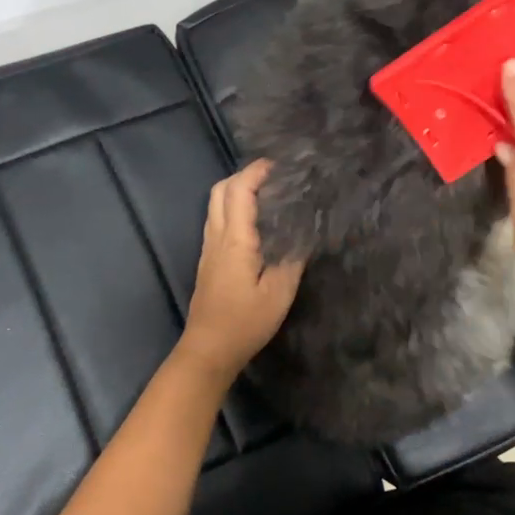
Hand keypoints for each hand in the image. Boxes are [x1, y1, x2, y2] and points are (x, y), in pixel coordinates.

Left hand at [177, 161, 306, 377]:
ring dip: (236, 191)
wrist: (208, 350)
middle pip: (220, 190)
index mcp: (235, 240)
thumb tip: (306, 231)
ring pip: (215, 205)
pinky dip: (233, 209)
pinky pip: (217, 222)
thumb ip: (292, 258)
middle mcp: (217, 237)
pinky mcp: (208, 261)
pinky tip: (253, 223)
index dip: (257, 172)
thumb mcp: (279, 292)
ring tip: (267, 195)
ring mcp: (208, 249)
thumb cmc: (244, 322)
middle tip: (273, 177)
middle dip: (244, 175)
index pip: (240, 191)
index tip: (279, 164)